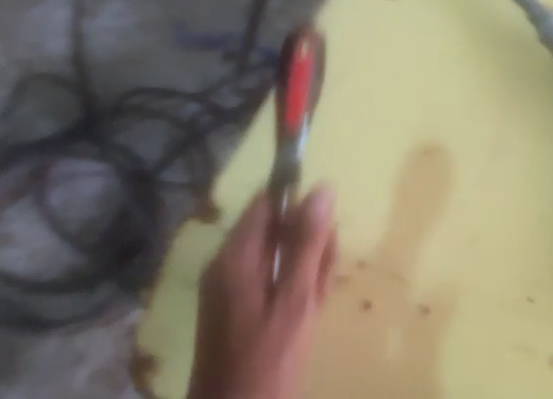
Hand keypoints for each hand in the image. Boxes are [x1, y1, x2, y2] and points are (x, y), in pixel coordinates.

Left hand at [188, 185, 338, 398]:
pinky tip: (306, 315)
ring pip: (280, 255)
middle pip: (278, 228)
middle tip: (322, 280)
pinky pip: (271, 279)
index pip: (269, 201)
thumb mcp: (297, 299)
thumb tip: (322, 187)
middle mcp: (227, 265)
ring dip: (306, 270)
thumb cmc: (266, 363)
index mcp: (235, 257)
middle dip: (309, 245)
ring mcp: (229, 289)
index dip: (301, 205)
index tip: (325, 231)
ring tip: (316, 304)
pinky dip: (294, 289)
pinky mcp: (236, 309)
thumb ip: (308, 242)